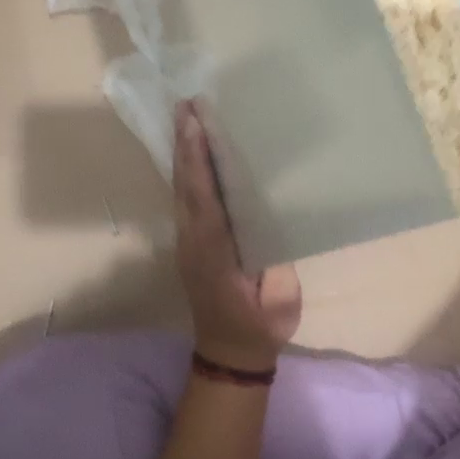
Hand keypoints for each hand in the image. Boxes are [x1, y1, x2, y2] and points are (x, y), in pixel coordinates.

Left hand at [173, 100, 302, 371]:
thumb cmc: (260, 327)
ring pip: (181, 191)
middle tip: (187, 104)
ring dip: (183, 154)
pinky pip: (186, 201)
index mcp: (215, 254)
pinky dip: (188, 172)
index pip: (204, 198)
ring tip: (187, 117)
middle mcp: (193, 243)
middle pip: (184, 186)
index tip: (195, 124)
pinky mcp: (191, 245)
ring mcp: (187, 244)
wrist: (229, 355)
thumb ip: (275, 261)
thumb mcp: (278, 300)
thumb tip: (273, 219)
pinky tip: (195, 153)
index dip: (199, 161)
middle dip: (184, 144)